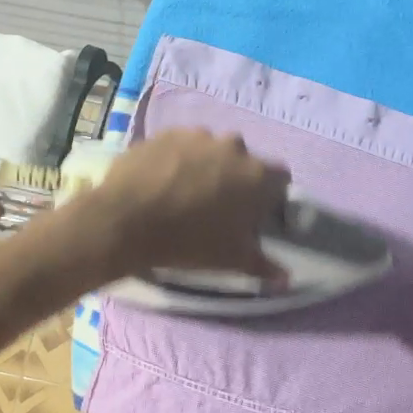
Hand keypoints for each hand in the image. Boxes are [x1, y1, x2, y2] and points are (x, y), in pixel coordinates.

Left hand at [81, 129, 290, 279]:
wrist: (125, 221)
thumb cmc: (189, 241)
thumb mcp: (231, 259)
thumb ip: (264, 266)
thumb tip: (287, 279)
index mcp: (257, 175)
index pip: (280, 179)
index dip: (271, 196)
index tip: (255, 213)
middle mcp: (234, 146)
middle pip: (244, 162)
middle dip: (236, 179)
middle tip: (217, 206)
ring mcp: (198, 136)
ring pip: (212, 151)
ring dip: (206, 167)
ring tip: (185, 194)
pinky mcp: (167, 133)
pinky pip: (182, 146)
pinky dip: (178, 161)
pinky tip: (162, 183)